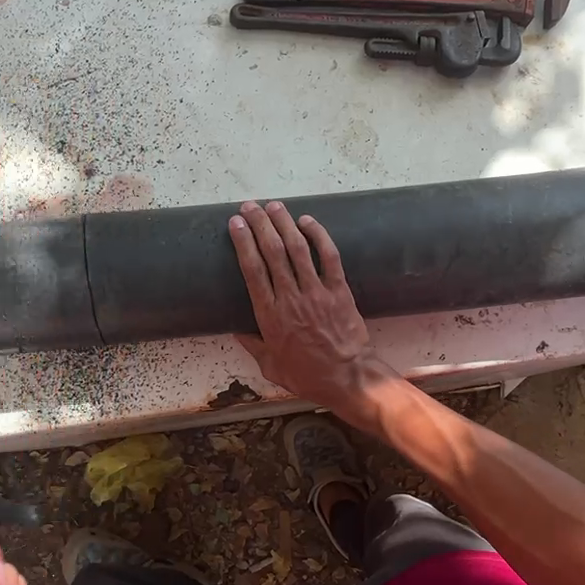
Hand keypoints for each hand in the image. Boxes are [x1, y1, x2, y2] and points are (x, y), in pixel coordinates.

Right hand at [227, 200, 391, 418]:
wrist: (349, 378)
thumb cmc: (308, 376)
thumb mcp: (271, 367)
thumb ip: (253, 346)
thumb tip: (236, 330)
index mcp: (270, 316)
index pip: (252, 270)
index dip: (243, 243)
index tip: (235, 224)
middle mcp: (291, 299)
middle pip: (272, 252)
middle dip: (259, 225)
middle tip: (250, 206)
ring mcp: (317, 293)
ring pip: (298, 249)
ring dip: (284, 224)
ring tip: (274, 206)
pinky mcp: (340, 291)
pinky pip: (329, 257)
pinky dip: (319, 236)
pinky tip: (307, 221)